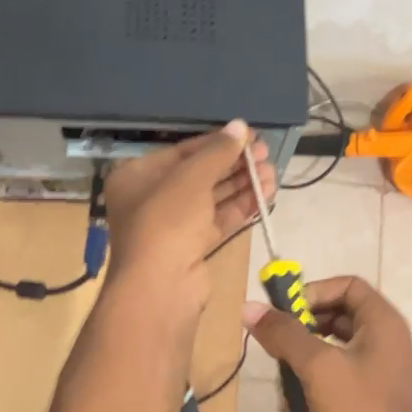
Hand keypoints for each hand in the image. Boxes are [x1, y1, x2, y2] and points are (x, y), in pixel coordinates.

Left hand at [102, 120, 273, 320]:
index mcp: (138, 175)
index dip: (218, 142)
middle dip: (235, 164)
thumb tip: (241, 126)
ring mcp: (173, 225)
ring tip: (272, 172)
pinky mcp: (192, 247)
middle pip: (200, 174)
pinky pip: (219, 220)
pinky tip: (266, 195)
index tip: (249, 136)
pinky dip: (241, 207)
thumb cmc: (167, 220)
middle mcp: (152, 198)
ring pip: (212, 198)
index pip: (183, 151)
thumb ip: (218, 151)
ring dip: (243, 184)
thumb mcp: (191, 177)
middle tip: (265, 154)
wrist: (160, 286)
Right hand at [243, 277, 411, 411]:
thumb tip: (250, 307)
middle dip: (300, 334)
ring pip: (329, 355)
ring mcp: (378, 377)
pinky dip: (312, 392)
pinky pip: (334, 385)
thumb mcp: (319, 369)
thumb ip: (285, 335)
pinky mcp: (368, 407)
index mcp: (382, 324)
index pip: (347, 285)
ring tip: (283, 389)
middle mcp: (384, 343)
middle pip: (335, 319)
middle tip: (274, 351)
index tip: (283, 316)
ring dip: (301, 367)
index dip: (313, 292)